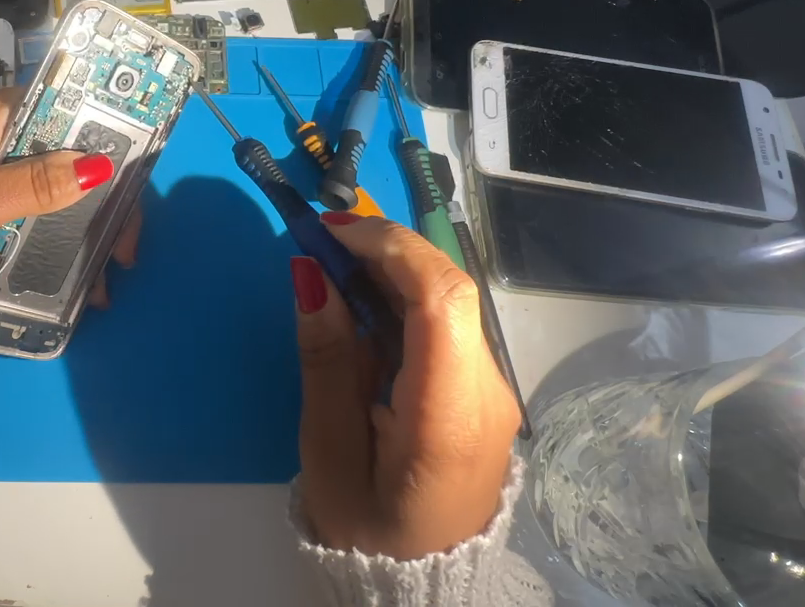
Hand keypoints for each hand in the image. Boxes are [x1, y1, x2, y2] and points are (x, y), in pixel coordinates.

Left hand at [0, 87, 134, 298]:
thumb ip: (34, 183)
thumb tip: (102, 166)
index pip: (76, 114)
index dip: (115, 149)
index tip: (131, 202)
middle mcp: (0, 132)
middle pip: (74, 151)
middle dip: (105, 200)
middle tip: (121, 255)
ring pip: (57, 182)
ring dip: (84, 223)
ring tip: (102, 275)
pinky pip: (33, 205)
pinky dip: (56, 232)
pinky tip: (69, 268)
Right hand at [291, 215, 520, 559]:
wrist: (424, 584)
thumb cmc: (366, 525)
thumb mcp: (328, 451)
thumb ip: (326, 359)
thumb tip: (312, 274)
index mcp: (450, 415)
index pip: (441, 299)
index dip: (388, 247)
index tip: (329, 232)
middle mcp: (487, 391)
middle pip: (449, 287)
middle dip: (383, 248)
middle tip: (321, 242)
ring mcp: (492, 387)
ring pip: (448, 295)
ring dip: (388, 267)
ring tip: (332, 269)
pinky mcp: (480, 385)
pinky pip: (443, 319)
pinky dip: (399, 294)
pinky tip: (360, 303)